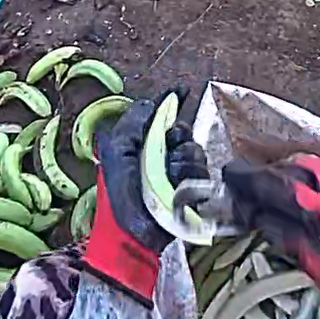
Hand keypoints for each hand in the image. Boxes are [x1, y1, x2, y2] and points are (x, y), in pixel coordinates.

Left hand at [83, 92, 205, 301]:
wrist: (131, 229)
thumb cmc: (118, 190)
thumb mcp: (118, 149)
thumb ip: (134, 122)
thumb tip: (151, 100)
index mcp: (142, 143)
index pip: (161, 116)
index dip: (172, 100)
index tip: (183, 89)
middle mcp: (162, 155)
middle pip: (183, 131)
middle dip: (178, 135)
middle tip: (169, 145)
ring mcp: (178, 174)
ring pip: (195, 151)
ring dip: (183, 160)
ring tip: (169, 175)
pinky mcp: (193, 193)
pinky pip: (201, 174)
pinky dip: (190, 178)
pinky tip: (178, 187)